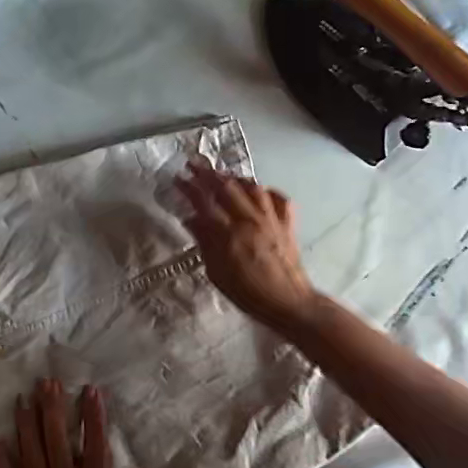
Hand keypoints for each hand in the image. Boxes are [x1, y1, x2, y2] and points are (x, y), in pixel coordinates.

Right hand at [175, 161, 322, 329]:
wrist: (288, 303)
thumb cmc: (248, 294)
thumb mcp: (217, 273)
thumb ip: (205, 243)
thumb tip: (191, 219)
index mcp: (229, 234)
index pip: (205, 202)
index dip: (190, 187)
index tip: (179, 177)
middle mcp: (250, 220)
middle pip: (227, 187)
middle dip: (208, 173)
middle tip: (195, 164)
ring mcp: (271, 219)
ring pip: (253, 187)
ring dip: (235, 178)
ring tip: (223, 175)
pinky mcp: (287, 224)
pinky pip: (278, 199)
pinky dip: (267, 192)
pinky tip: (260, 192)